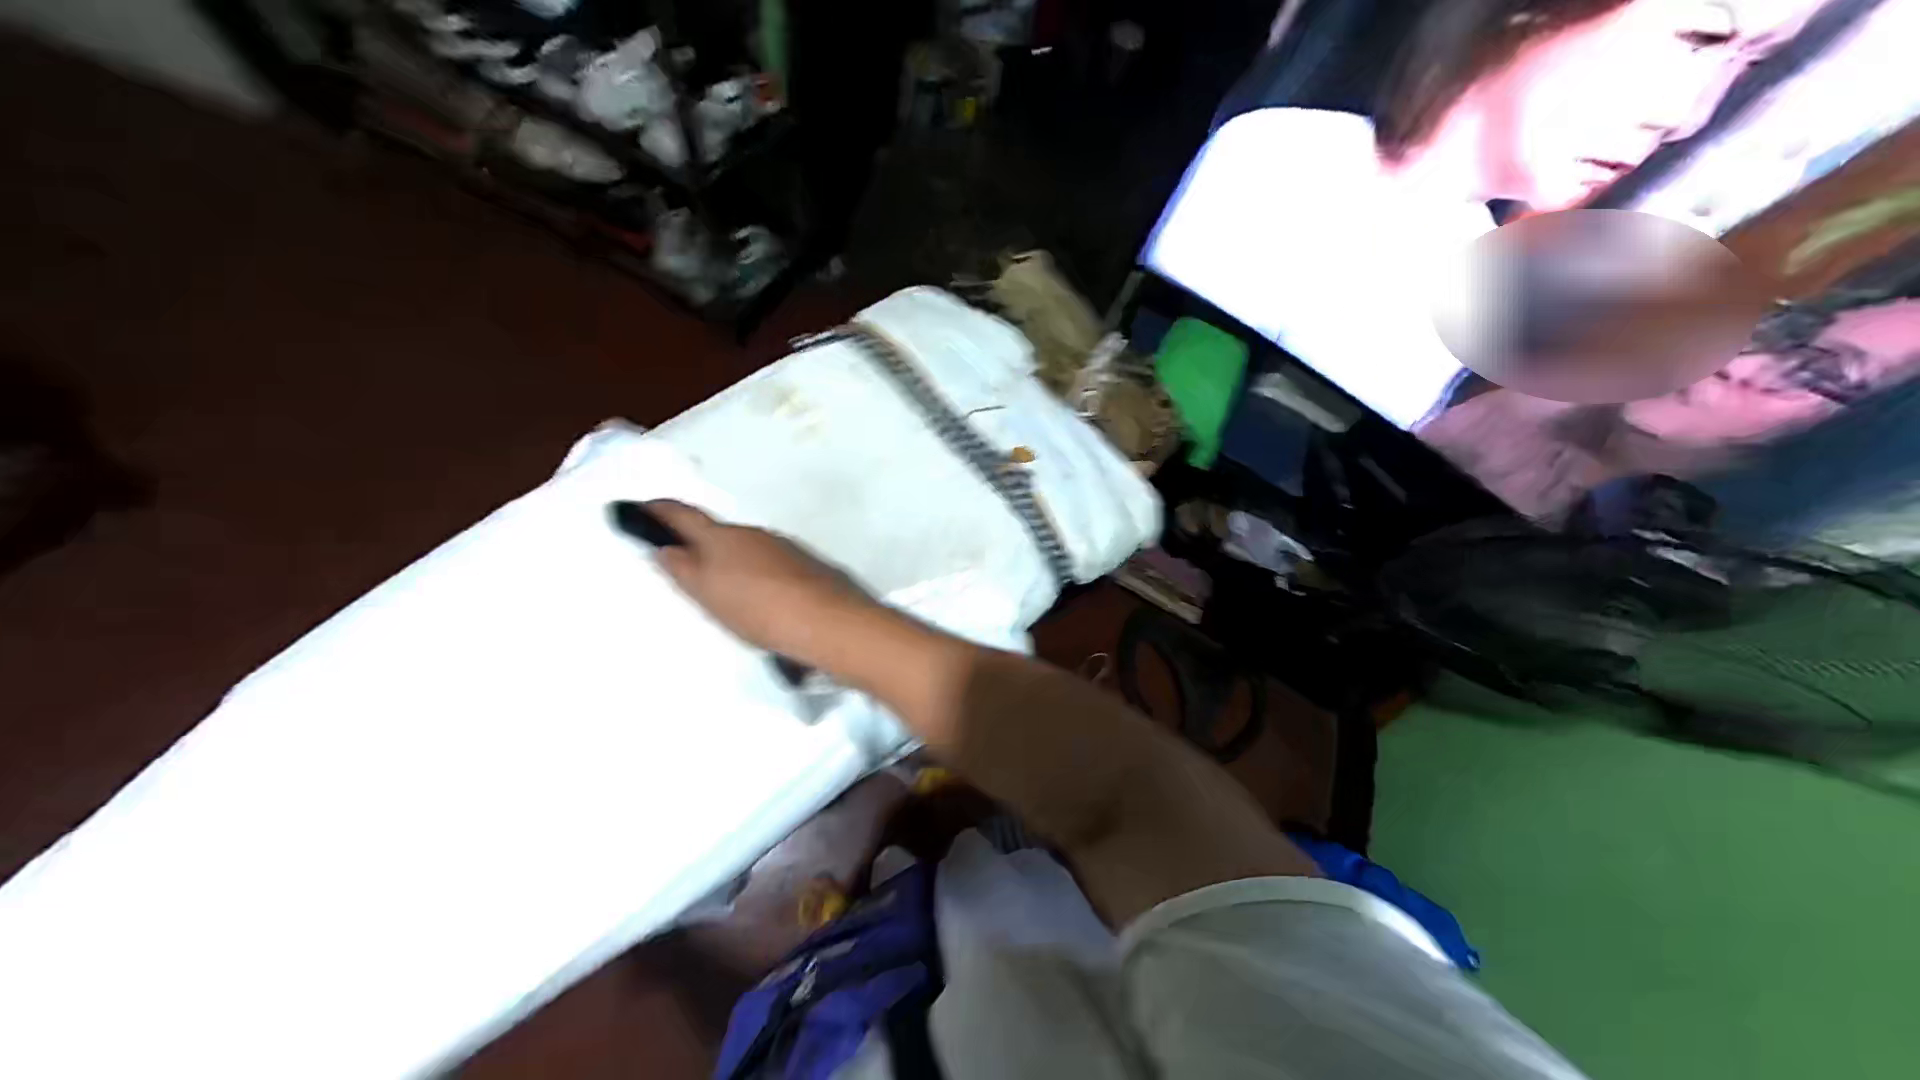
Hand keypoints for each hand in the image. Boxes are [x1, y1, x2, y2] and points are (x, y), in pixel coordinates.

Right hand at [642, 500, 880, 666]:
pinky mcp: (808, 566)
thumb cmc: (757, 609)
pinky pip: (772, 565)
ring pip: (749, 549)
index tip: (641, 506)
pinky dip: (760, 576)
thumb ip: (683, 569)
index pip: (684, 515)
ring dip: (734, 562)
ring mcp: (785, 548)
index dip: (660, 510)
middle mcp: (755, 533)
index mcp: (723, 536)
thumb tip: (665, 548)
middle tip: (685, 561)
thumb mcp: (708, 594)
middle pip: (719, 533)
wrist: (827, 622)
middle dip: (701, 542)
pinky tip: (763, 601)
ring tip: (727, 592)